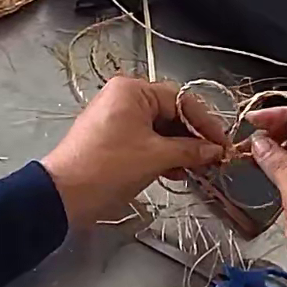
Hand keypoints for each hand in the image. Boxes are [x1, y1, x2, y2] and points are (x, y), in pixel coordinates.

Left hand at [40, 77, 228, 227]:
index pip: (182, 100)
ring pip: (159, 129)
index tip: (223, 145)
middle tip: (213, 158)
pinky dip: (162, 153)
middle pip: (171, 113)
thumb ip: (191, 150)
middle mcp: (124, 97)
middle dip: (193, 138)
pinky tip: (176, 171)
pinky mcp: (111, 137)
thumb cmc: (110, 168)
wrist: (63, 196)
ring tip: (197, 169)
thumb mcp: (156, 157)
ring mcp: (116, 117)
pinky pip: (146, 139)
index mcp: (133, 91)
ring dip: (180, 149)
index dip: (206, 124)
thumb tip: (215, 151)